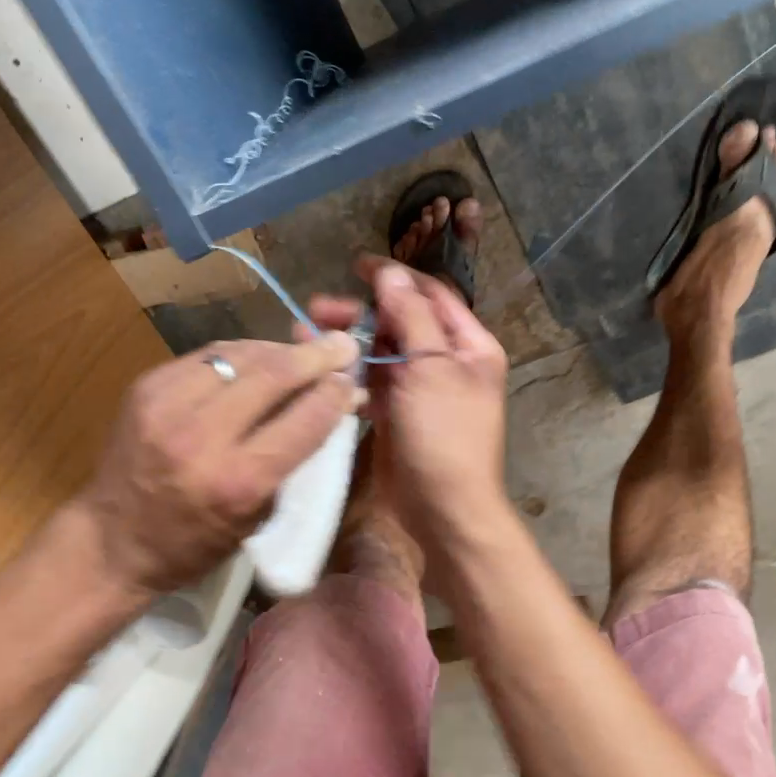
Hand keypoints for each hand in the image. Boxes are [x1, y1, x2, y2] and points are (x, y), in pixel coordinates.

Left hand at [70, 335, 362, 596]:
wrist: (111, 541)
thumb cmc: (194, 544)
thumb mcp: (257, 517)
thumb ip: (294, 458)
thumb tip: (333, 403)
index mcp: (237, 481)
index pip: (304, 420)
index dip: (335, 393)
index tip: (353, 379)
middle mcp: (202, 437)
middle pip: (274, 375)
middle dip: (315, 357)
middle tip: (341, 345)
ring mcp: (168, 405)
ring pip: (240, 354)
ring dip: (279, 349)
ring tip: (302, 350)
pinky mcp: (147, 386)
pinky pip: (208, 356)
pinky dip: (241, 353)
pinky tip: (258, 357)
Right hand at [312, 258, 509, 529]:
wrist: (444, 510)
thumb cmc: (445, 435)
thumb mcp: (431, 368)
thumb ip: (410, 316)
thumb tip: (390, 273)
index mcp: (469, 345)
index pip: (431, 295)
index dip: (395, 277)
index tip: (356, 265)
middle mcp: (446, 360)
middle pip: (400, 320)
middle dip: (361, 310)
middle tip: (317, 307)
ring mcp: (419, 388)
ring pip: (381, 350)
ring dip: (348, 339)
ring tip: (306, 331)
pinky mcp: (395, 412)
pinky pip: (371, 381)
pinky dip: (347, 371)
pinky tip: (319, 366)